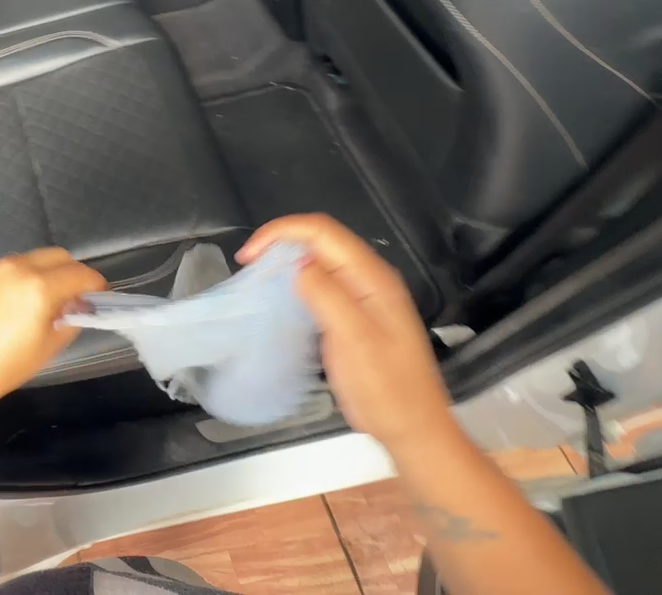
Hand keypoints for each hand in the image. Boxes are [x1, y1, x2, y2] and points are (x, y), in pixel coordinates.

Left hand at [0, 248, 107, 416]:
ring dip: (41, 273)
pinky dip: (13, 279)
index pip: (80, 273)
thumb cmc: (4, 368)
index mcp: (39, 287)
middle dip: (70, 271)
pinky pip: (2, 268)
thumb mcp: (48, 347)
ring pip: (28, 259)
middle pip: (57, 255)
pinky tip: (4, 305)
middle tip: (72, 296)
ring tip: (35, 302)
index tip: (98, 294)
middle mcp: (16, 267)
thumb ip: (70, 319)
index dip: (95, 283)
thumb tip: (78, 305)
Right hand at [238, 214, 453, 451]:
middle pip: (319, 237)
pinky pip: (319, 279)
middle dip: (279, 241)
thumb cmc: (387, 389)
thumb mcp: (355, 340)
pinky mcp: (352, 310)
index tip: (250, 256)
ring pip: (317, 256)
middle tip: (249, 263)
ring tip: (258, 274)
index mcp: (372, 277)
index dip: (281, 232)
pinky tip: (279, 293)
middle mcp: (368, 277)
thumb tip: (297, 263)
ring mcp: (361, 294)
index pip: (321, 231)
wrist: (413, 430)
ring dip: (285, 257)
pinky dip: (294, 277)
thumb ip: (327, 294)